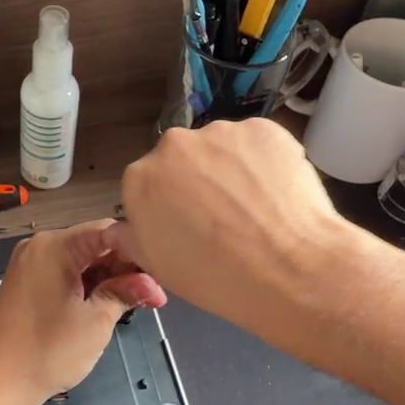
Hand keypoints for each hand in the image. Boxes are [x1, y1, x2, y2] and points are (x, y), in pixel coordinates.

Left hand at [0, 220, 166, 404]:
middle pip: (94, 245)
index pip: (108, 230)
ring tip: (139, 302)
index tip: (161, 271)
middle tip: (155, 295)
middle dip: (125, 268)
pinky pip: (65, 274)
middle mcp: (39, 247)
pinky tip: (111, 303)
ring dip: (109, 279)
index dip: (137, 248)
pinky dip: (88, 287)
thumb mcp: (95, 322)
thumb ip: (124, 293)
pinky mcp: (26, 285)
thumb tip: (151, 284)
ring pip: (81, 261)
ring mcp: (29, 266)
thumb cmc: (47, 352)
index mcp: (54, 246)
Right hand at [103, 118, 358, 329]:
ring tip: (253, 208)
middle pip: (181, 160)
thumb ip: (130, 239)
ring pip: (220, 148)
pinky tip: (274, 194)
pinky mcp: (263, 128)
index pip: (146, 184)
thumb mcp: (156, 266)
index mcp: (140, 178)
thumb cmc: (214, 276)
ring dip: (229, 169)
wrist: (287, 270)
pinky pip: (256, 144)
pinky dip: (263, 162)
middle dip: (195, 181)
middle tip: (221, 216)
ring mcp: (221, 133)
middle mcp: (174, 145)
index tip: (186, 226)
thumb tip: (117, 229)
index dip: (166, 207)